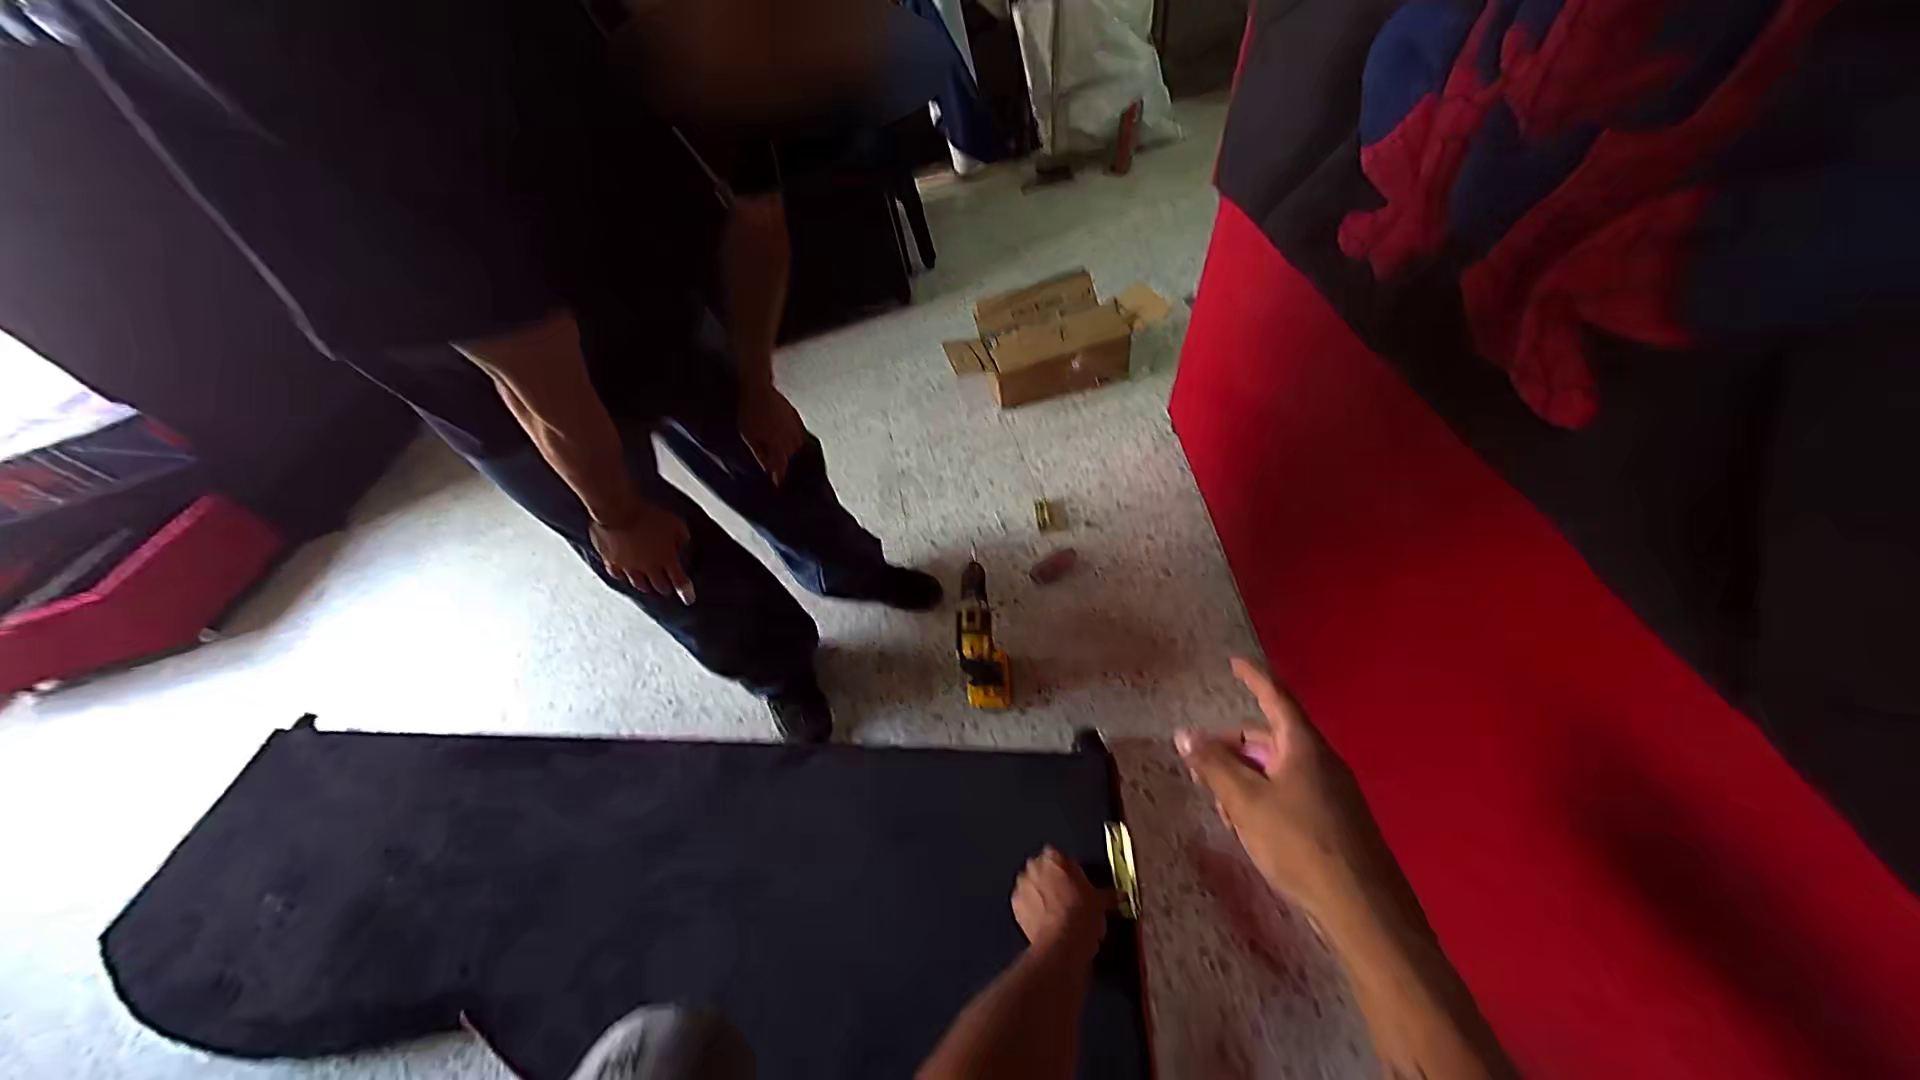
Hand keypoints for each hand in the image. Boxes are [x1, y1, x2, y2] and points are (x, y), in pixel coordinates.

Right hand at [589, 500, 694, 602]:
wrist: (618, 511)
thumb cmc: (648, 515)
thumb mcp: (675, 523)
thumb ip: (681, 536)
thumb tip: (682, 543)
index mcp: (666, 559)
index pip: (679, 581)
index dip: (686, 592)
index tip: (689, 600)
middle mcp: (648, 567)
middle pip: (659, 586)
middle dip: (666, 589)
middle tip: (668, 590)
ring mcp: (629, 567)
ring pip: (639, 584)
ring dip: (647, 586)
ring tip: (649, 585)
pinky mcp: (611, 562)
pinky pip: (619, 576)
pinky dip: (625, 577)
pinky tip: (626, 576)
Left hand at [737, 380, 806, 485]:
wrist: (757, 388)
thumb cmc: (750, 412)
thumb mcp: (749, 437)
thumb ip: (761, 456)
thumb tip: (768, 470)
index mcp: (779, 445)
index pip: (782, 468)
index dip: (779, 478)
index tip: (778, 485)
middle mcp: (791, 438)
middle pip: (792, 458)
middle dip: (786, 465)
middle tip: (780, 470)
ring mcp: (796, 427)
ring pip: (797, 447)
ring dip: (791, 453)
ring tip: (784, 455)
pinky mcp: (796, 417)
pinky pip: (800, 434)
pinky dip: (795, 440)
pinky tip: (789, 440)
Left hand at [1012, 848, 1109, 964]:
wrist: (1062, 945)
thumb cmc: (1082, 916)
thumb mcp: (1100, 901)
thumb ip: (1107, 893)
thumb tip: (1120, 895)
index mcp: (1053, 858)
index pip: (1057, 855)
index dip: (1067, 869)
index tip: (1075, 882)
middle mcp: (1034, 866)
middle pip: (1042, 867)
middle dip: (1051, 878)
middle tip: (1066, 896)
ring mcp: (1022, 886)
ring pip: (1032, 884)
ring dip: (1039, 893)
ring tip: (1055, 912)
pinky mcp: (1015, 906)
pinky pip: (1024, 903)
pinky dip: (1031, 908)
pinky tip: (1044, 921)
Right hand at [1176, 658, 1395, 920]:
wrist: (1364, 911)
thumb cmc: (1299, 844)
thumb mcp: (1245, 801)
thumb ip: (1213, 765)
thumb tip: (1184, 734)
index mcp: (1304, 746)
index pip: (1276, 697)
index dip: (1254, 678)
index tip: (1235, 662)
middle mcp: (1322, 762)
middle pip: (1270, 738)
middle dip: (1233, 745)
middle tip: (1200, 760)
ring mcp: (1332, 793)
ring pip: (1278, 769)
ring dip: (1244, 776)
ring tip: (1219, 801)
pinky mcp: (1335, 821)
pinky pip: (1290, 792)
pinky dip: (1262, 796)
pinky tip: (1246, 824)